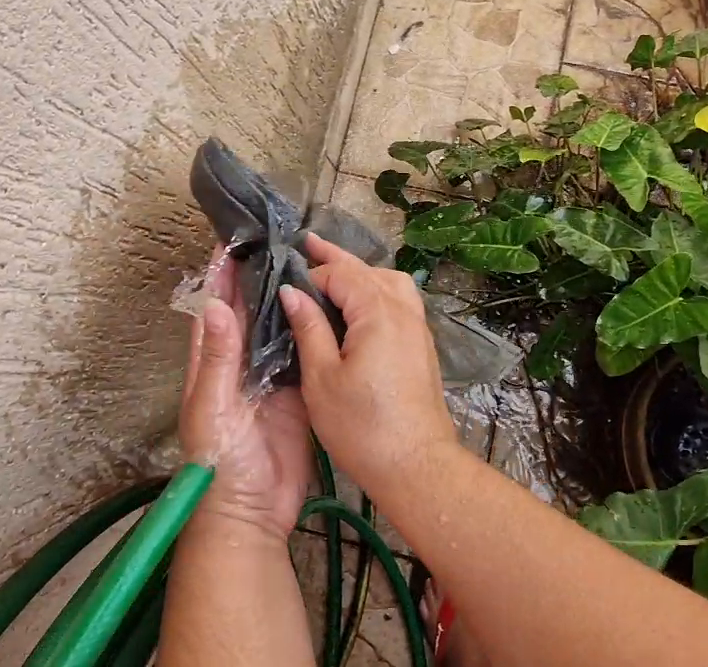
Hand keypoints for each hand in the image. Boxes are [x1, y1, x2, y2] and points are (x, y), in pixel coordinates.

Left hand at [179, 251, 311, 539]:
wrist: (253, 511)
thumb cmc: (220, 461)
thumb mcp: (213, 407)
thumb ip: (218, 358)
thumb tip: (220, 302)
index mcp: (212, 360)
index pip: (216, 305)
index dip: (222, 272)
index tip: (233, 236)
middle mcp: (242, 360)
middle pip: (250, 308)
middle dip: (260, 274)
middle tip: (281, 237)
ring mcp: (272, 374)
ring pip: (280, 324)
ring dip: (289, 295)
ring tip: (308, 259)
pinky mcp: (299, 388)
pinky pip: (306, 350)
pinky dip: (313, 326)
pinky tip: (329, 302)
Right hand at [280, 234, 457, 497]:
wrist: (416, 465)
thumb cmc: (361, 427)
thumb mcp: (321, 379)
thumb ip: (309, 328)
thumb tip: (292, 291)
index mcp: (377, 312)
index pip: (341, 274)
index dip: (312, 273)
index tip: (286, 277)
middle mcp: (403, 310)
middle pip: (368, 270)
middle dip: (337, 257)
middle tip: (308, 242)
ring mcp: (417, 326)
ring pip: (390, 281)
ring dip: (362, 272)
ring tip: (335, 271)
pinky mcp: (422, 344)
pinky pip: (400, 300)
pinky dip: (378, 290)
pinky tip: (361, 304)